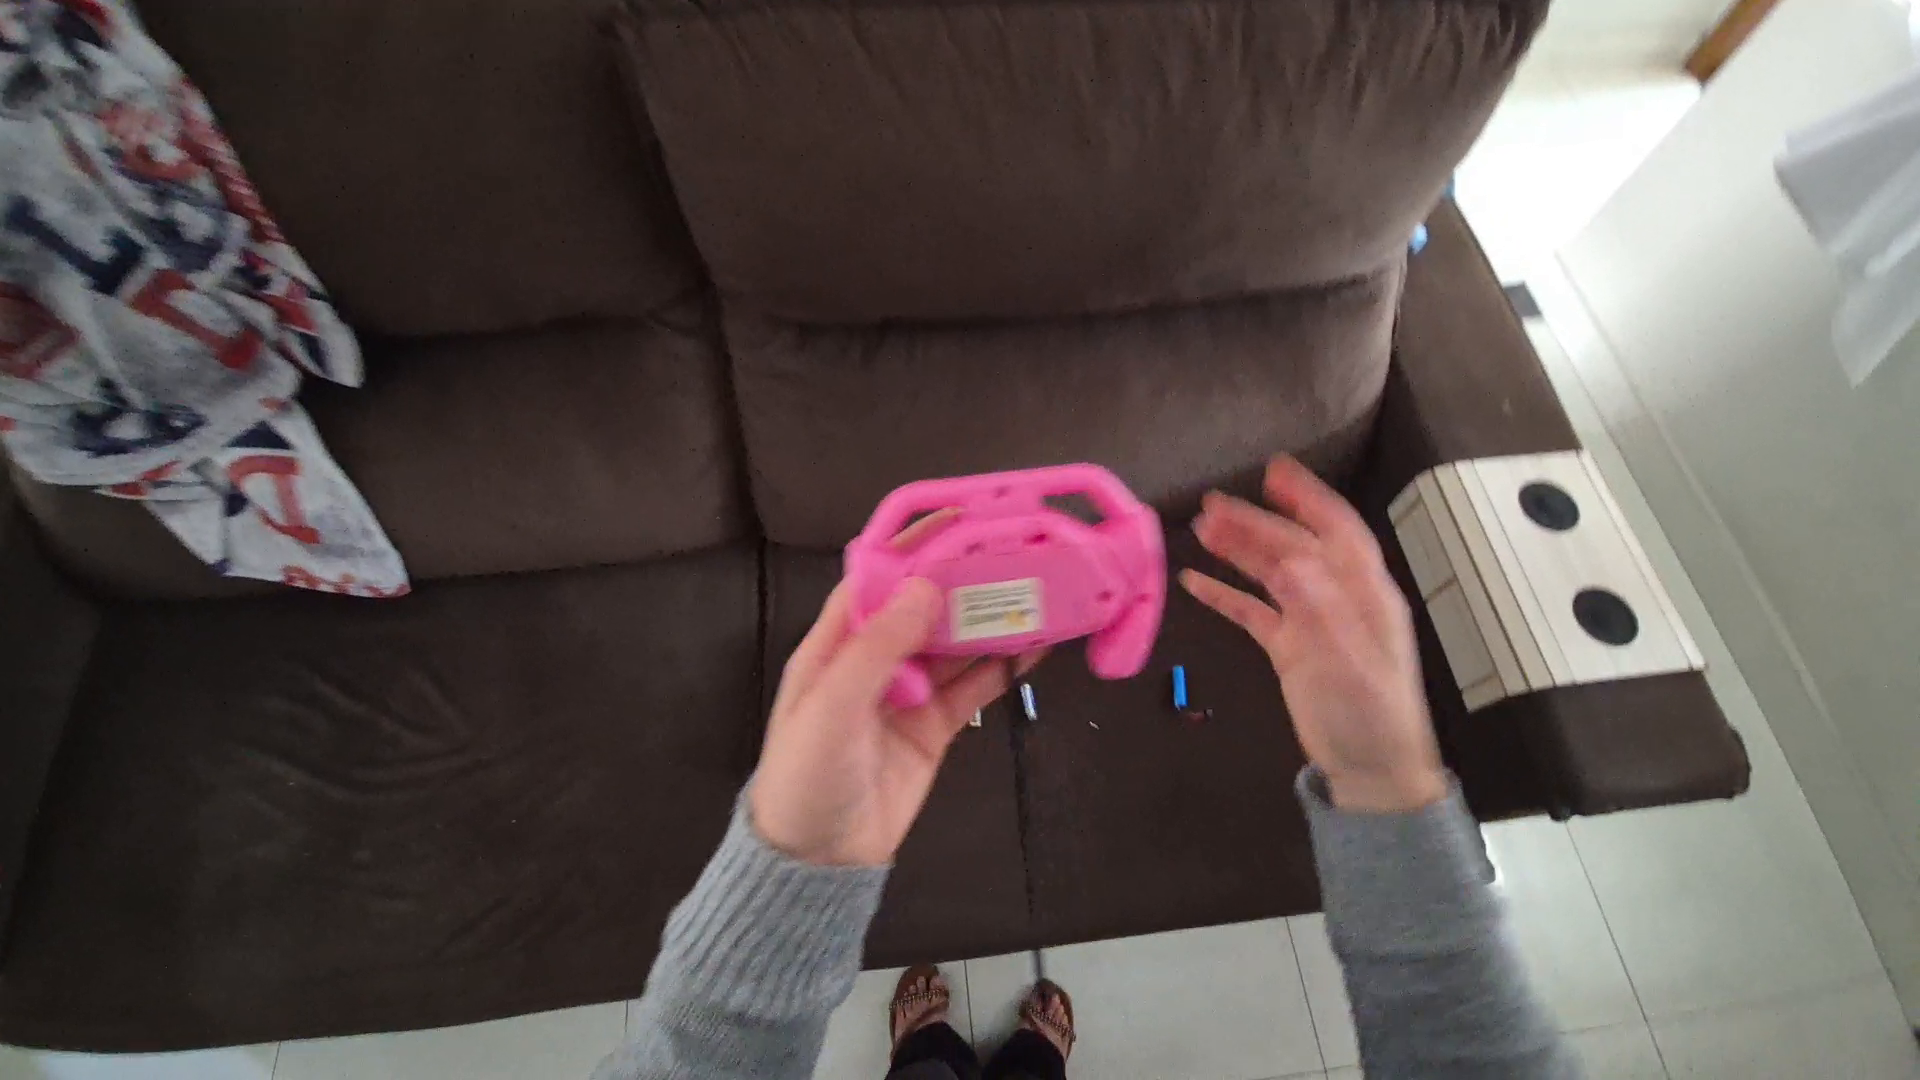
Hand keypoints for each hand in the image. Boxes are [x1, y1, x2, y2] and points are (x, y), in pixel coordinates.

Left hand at [751, 562, 1043, 866]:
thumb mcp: (831, 706)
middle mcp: (875, 658)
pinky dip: (1001, 668)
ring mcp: (910, 691)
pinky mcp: (937, 725)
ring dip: (989, 619)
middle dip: (964, 580)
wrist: (820, 859)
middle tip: (1013, 555)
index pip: (877, 578)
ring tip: (1034, 593)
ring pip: (956, 643)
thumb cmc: (809, 773)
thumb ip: (877, 647)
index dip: (914, 548)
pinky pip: (973, 687)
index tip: (960, 522)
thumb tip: (925, 586)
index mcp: (837, 642)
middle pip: (924, 606)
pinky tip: (1033, 649)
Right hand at [1182, 457, 1446, 812]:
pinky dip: (1226, 594)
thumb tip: (1290, 560)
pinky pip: (1253, 610)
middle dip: (1255, 522)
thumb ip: (1322, 610)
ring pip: (1269, 573)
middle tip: (1211, 503)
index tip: (1275, 470)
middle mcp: (1337, 597)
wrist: (1370, 769)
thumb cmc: (1370, 716)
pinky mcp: (1287, 646)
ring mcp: (1310, 621)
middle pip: (1292, 547)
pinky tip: (1195, 581)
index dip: (1308, 498)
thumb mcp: (1351, 663)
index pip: (1336, 531)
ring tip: (1200, 529)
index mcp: (1364, 593)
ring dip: (1237, 550)